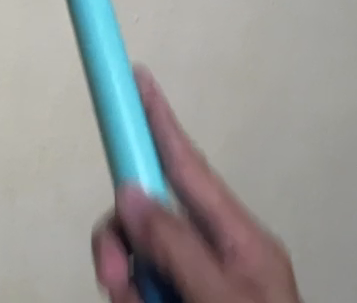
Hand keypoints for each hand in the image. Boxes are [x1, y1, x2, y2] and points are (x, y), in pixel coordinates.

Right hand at [92, 68, 299, 302]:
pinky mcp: (178, 301)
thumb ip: (178, 249)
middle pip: (145, 211)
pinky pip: (137, 285)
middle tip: (117, 283)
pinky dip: (132, 300)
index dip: (158, 117)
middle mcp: (215, 252)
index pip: (187, 164)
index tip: (136, 76)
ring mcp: (197, 281)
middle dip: (121, 241)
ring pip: (133, 252)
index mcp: (240, 240)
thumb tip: (129, 191)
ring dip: (124, 283)